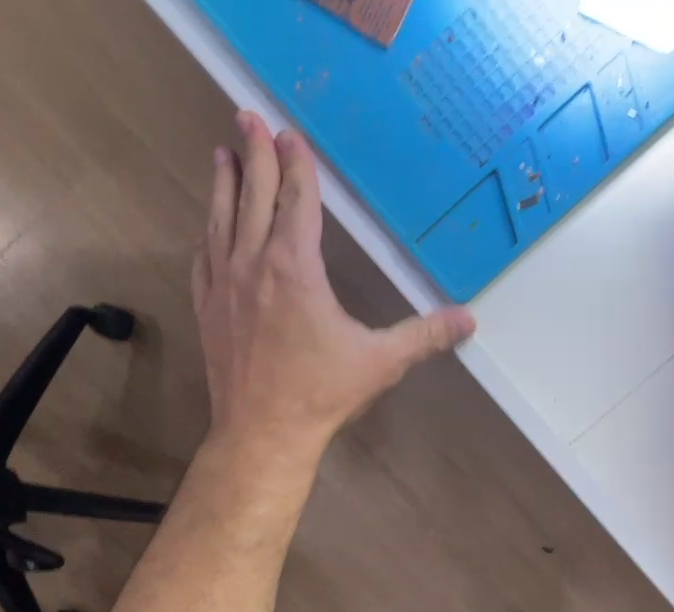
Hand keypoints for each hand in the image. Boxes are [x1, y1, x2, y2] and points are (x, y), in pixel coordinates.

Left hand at [192, 112, 475, 461]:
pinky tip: (209, 226)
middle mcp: (253, 265)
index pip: (296, 202)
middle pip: (253, 197)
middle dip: (254, 154)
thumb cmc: (322, 393)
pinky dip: (209, 232)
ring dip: (224, 184)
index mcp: (294, 268)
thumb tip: (468, 320)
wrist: (262, 432)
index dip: (296, 167)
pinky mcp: (208, 309)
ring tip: (223, 153)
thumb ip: (424, 336)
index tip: (291, 136)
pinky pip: (205, 257)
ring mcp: (224, 285)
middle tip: (247, 117)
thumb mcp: (381, 362)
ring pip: (222, 220)